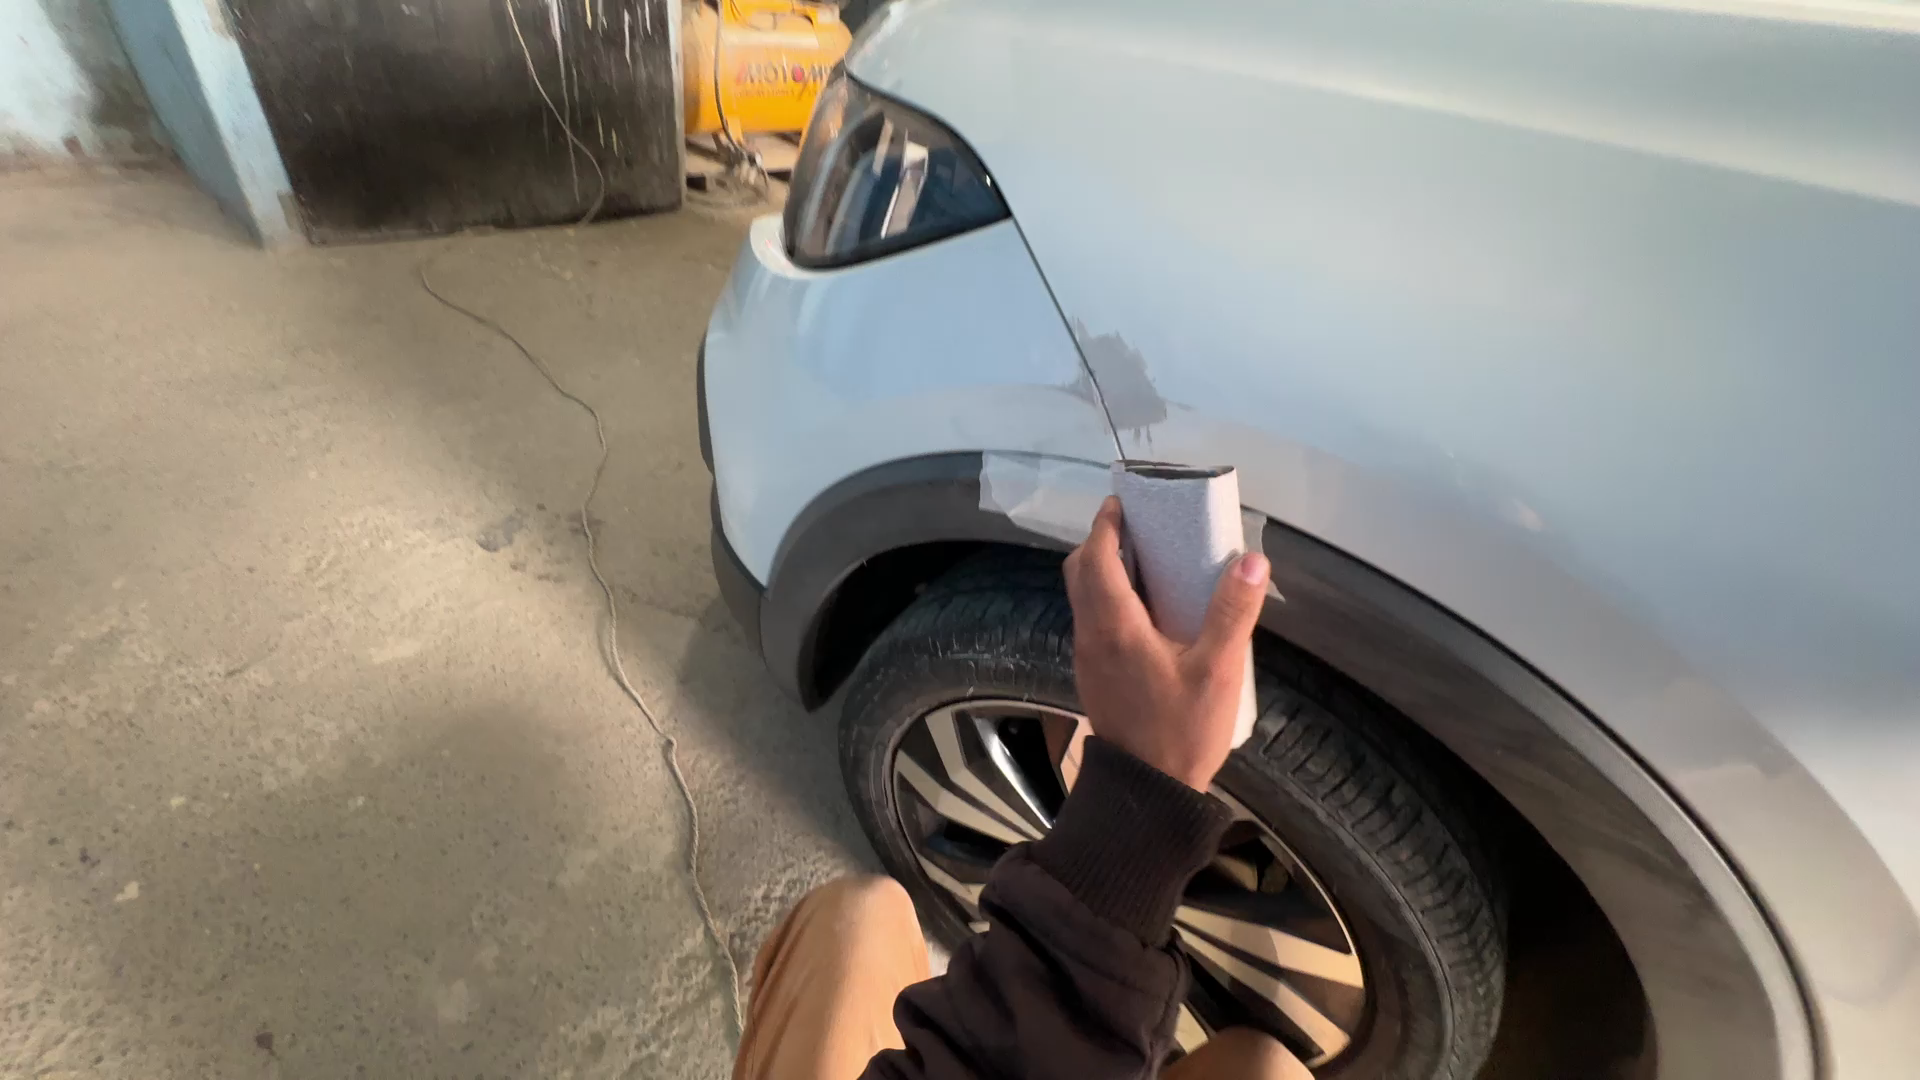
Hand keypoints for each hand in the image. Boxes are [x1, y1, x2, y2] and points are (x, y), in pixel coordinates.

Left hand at [1063, 496, 1269, 790]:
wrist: (1146, 790)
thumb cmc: (1181, 729)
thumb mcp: (1218, 671)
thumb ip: (1232, 613)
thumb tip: (1252, 559)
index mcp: (1114, 625)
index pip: (1095, 558)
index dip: (1104, 525)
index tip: (1122, 502)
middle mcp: (1090, 633)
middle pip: (1081, 572)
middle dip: (1102, 542)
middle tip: (1139, 528)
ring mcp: (1087, 655)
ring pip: (1084, 596)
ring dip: (1104, 570)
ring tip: (1148, 560)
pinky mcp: (1094, 671)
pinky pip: (1093, 619)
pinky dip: (1109, 597)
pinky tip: (1147, 607)